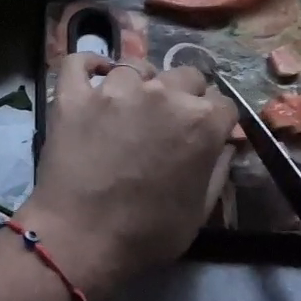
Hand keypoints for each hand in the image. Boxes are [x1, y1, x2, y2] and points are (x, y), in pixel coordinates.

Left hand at [16, 54, 235, 297]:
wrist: (80, 238)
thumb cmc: (147, 233)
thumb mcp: (200, 209)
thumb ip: (218, 167)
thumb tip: (227, 142)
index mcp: (200, 120)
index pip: (223, 104)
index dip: (217, 121)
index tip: (207, 135)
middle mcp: (161, 93)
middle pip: (185, 76)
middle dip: (185, 96)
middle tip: (168, 123)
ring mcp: (114, 89)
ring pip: (137, 68)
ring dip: (140, 85)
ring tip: (129, 109)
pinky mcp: (74, 94)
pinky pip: (79, 61)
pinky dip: (89, 65)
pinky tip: (93, 78)